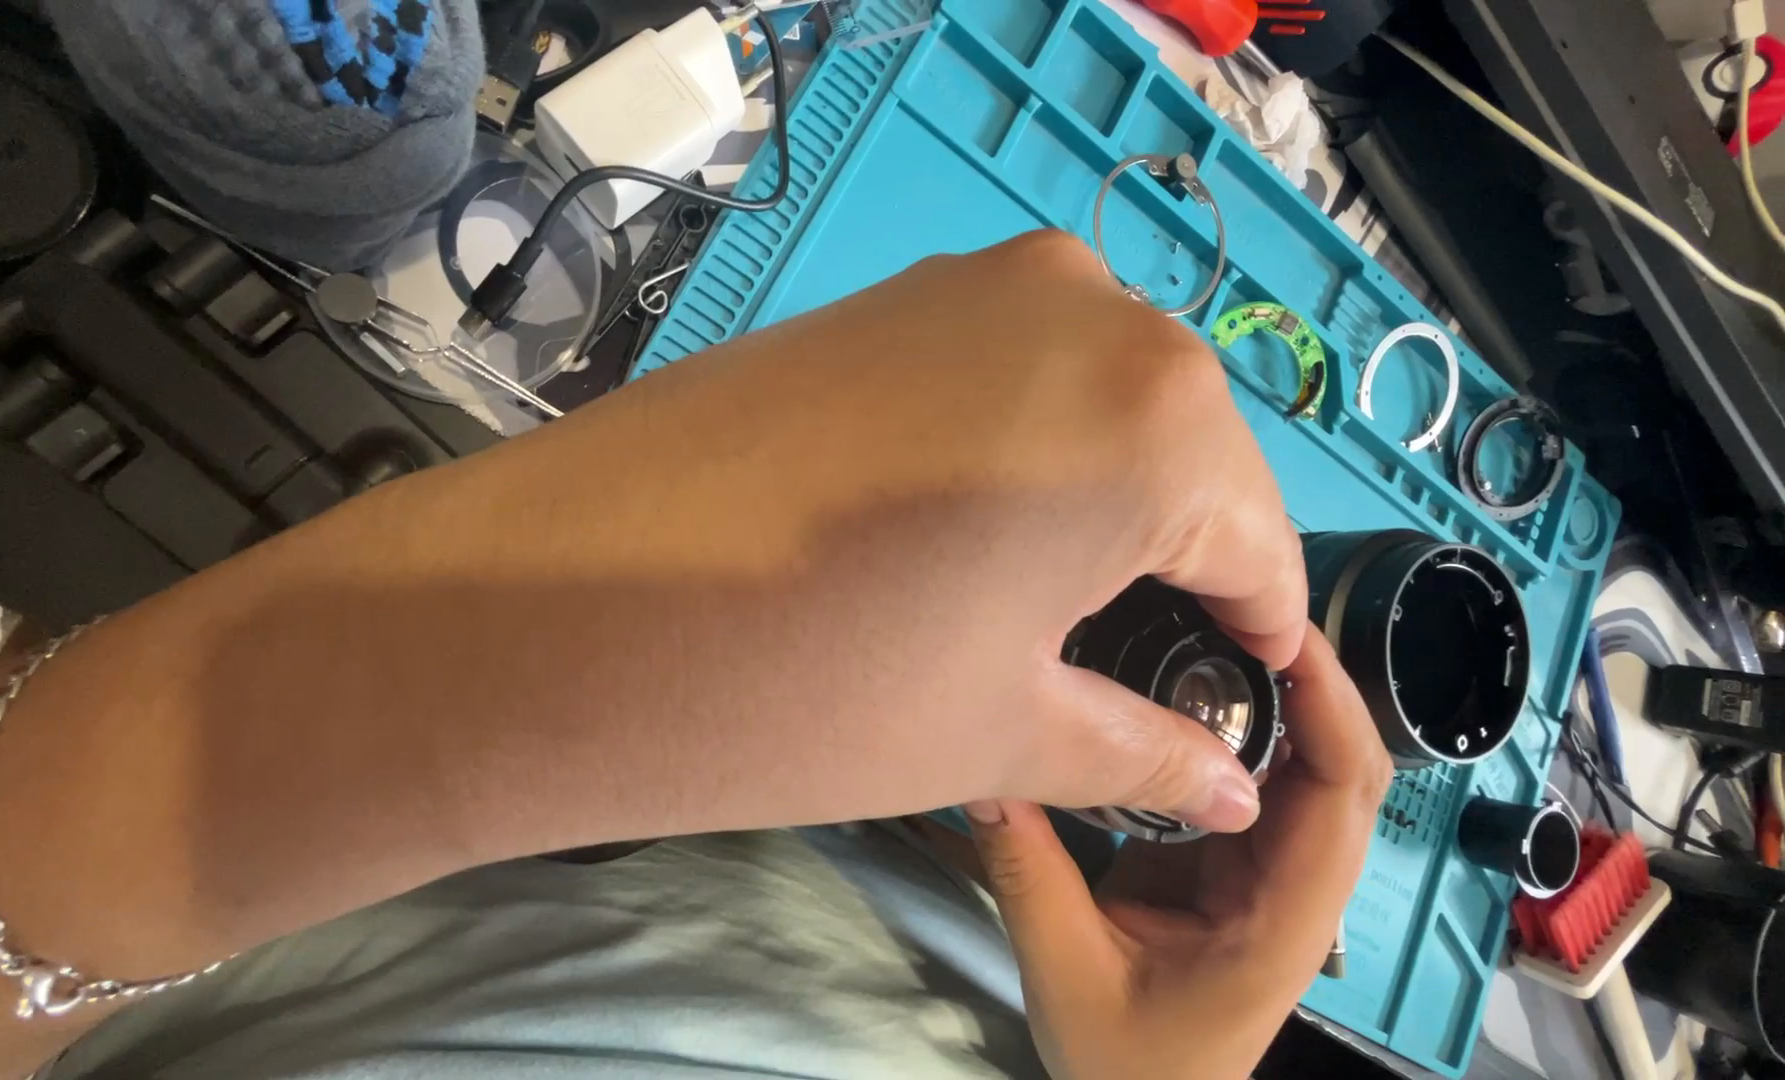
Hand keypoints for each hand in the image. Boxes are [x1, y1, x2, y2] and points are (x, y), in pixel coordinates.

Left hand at [403, 229, 1308, 848]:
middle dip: (1166, 565)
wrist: (569, 593)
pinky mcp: (892, 295)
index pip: (1263, 544)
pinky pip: (1009, 377)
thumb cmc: (813, 682)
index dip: (1250, 637)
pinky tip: (949, 523)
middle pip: (1182, 463)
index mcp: (1154, 416)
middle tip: (1106, 661)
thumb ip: (1143, 752)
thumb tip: (1232, 780)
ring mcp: (977, 283)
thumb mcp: (1003, 731)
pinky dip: (1014, 450)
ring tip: (1018, 596)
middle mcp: (1086, 309)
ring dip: (1089, 503)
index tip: (1225, 700)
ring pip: (1095, 409)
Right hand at [966, 627, 1393, 1079]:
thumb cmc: (1124, 1066)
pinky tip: (1165, 682)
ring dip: (1262, 695)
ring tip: (1201, 623)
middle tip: (1234, 603)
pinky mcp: (1216, 860)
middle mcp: (1285, 883)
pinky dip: (1216, 724)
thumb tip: (983, 768)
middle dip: (1301, 681)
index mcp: (1278, 918)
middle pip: (1330, 768)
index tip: (1283, 636)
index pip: (1338, 800)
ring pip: (1285, 768)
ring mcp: (1252, 867)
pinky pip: (1232, 779)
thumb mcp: (1064, 969)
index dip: (1330, 711)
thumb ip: (1026, 869)